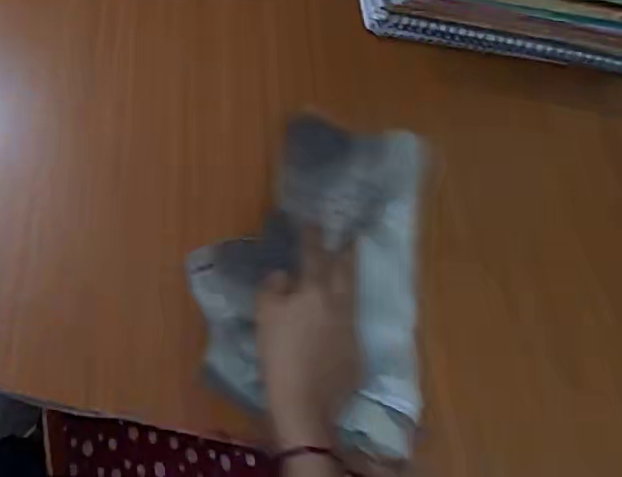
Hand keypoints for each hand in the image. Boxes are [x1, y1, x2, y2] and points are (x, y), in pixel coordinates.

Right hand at [255, 225, 359, 448]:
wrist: (305, 403)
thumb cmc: (278, 351)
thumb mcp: (265, 312)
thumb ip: (274, 286)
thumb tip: (284, 276)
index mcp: (315, 292)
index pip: (315, 255)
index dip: (313, 235)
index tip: (313, 218)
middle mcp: (339, 306)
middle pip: (346, 272)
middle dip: (345, 252)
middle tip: (347, 236)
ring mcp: (352, 331)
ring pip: (351, 297)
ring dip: (348, 279)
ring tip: (344, 267)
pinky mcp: (356, 354)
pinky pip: (349, 323)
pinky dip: (342, 310)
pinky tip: (332, 316)